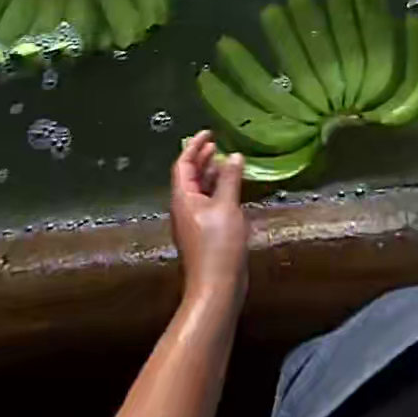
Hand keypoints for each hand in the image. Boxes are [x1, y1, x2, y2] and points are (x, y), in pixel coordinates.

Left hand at [170, 131, 247, 308]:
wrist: (216, 284)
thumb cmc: (218, 243)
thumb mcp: (226, 206)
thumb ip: (230, 179)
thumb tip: (234, 155)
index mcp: (183, 199)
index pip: (183, 166)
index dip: (194, 147)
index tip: (209, 132)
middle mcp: (185, 207)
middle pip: (189, 176)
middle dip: (201, 158)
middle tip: (217, 142)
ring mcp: (195, 220)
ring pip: (200, 188)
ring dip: (211, 172)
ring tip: (227, 159)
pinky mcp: (206, 230)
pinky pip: (209, 200)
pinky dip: (219, 187)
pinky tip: (233, 185)